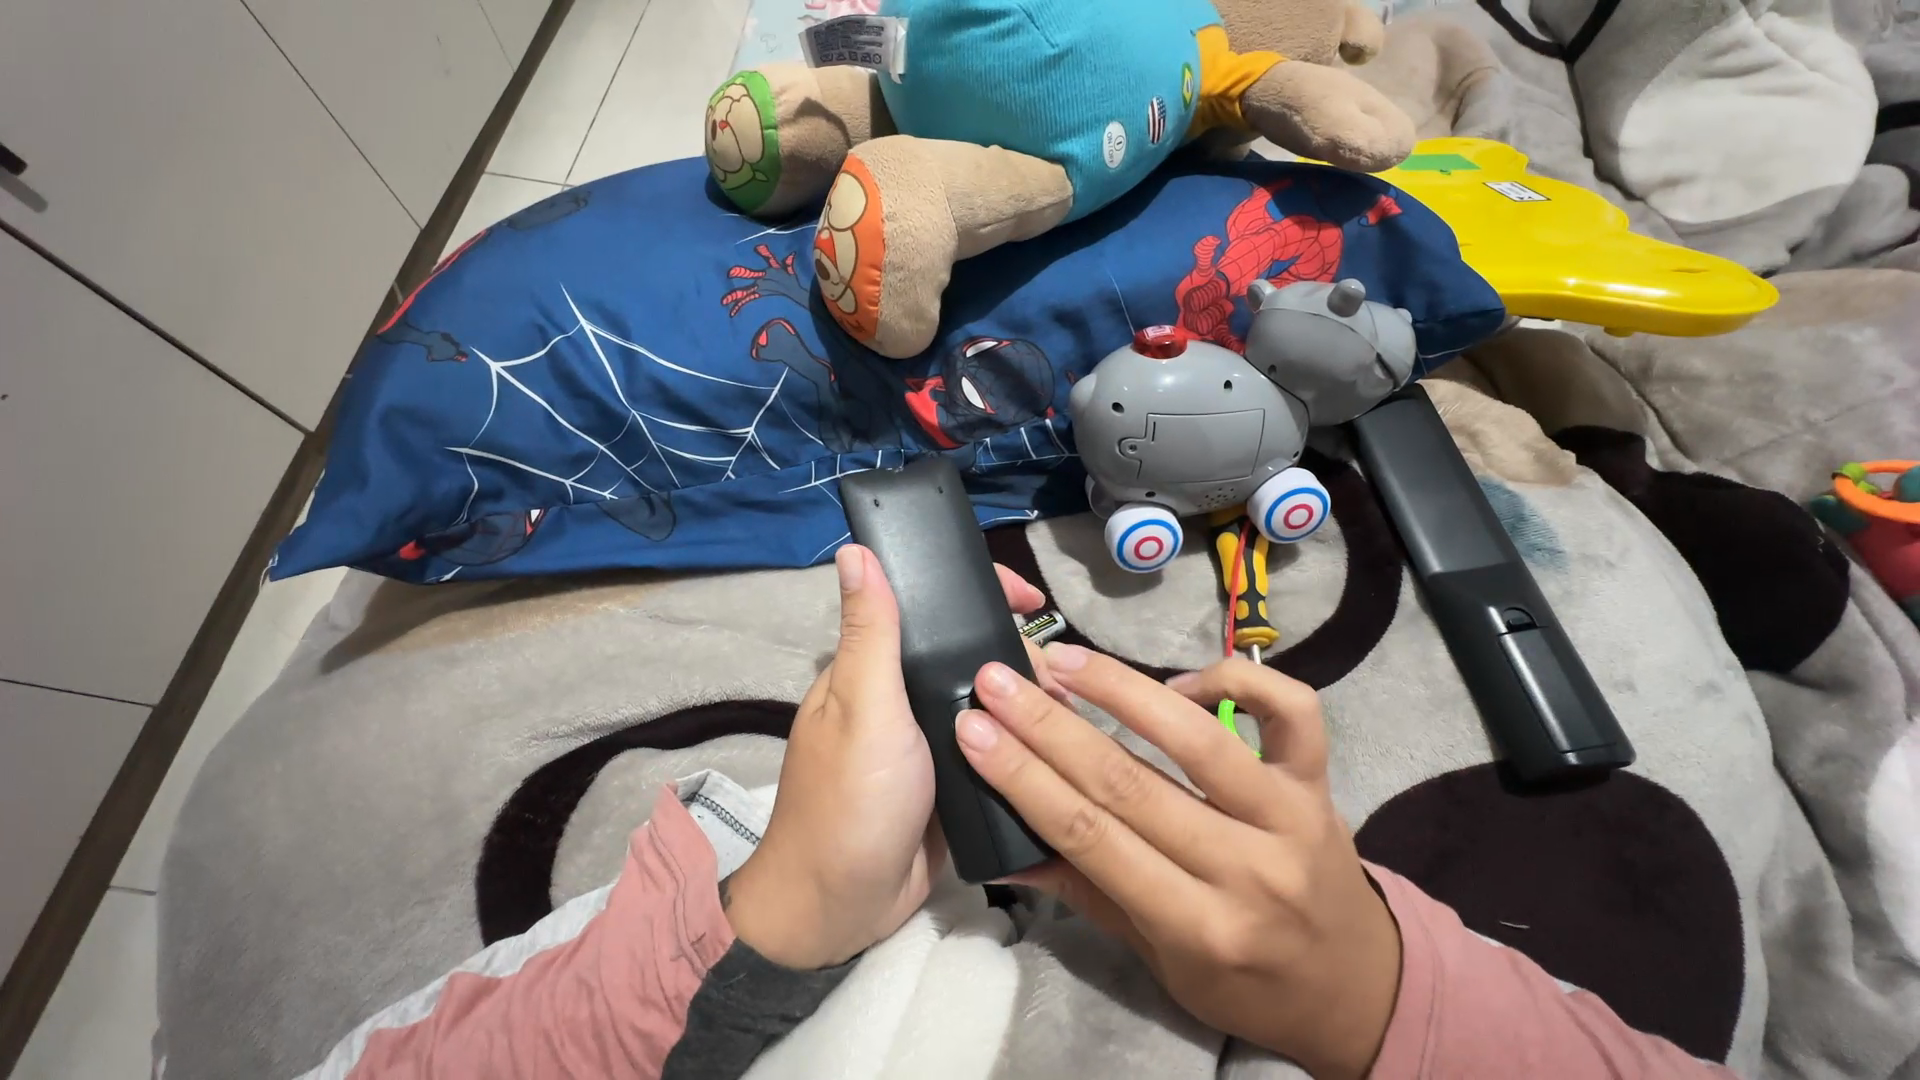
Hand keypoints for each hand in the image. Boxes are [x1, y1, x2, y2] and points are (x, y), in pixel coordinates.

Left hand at [723, 544, 1055, 968]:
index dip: (976, 592)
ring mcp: (930, 740)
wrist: (844, 907)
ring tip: (1073, 706)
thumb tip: (855, 550)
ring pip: (987, 699)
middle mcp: (902, 695)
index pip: (928, 607)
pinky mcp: (953, 779)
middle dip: (1017, 650)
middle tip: (1060, 673)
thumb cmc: (850, 798)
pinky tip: (1061, 738)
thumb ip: (870, 633)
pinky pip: (994, 745)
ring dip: (1028, 695)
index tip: (1027, 596)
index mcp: (873, 668)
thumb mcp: (863, 707)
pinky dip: (1025, 737)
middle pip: (968, 652)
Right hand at [954, 648, 1401, 1078]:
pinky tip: (1181, 680)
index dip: (1024, 778)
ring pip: (1198, 737)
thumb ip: (1088, 893)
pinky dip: (1236, 678)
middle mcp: (1245, 867)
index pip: (1091, 837)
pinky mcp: (1320, 783)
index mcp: (1197, 926)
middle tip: (995, 681)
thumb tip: (1007, 846)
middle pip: (1129, 781)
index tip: (973, 729)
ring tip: (1061, 660)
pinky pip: (1291, 711)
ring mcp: (1291, 817)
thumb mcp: (1160, 961)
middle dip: (1048, 726)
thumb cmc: (1246, 981)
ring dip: (1120, 689)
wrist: (1360, 989)